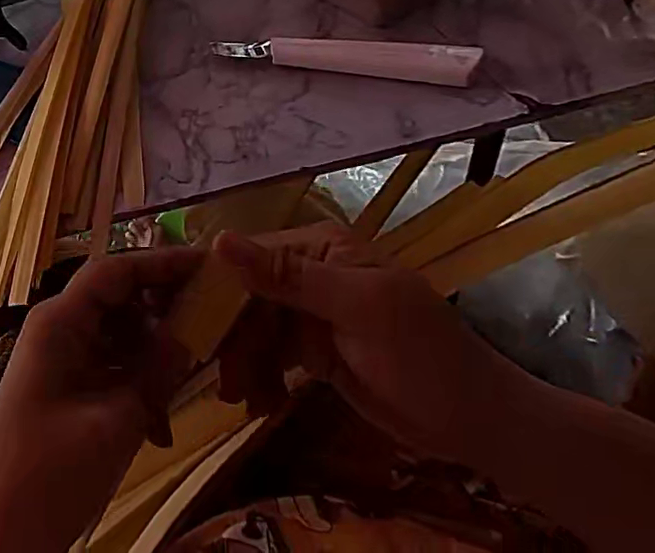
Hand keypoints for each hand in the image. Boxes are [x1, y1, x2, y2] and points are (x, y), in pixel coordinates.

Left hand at [0, 247, 201, 552]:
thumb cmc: (46, 481)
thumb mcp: (115, 423)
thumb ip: (159, 369)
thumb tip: (196, 329)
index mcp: (58, 324)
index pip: (115, 270)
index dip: (162, 261)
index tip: (207, 264)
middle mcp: (58, 331)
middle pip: (120, 298)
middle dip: (164, 310)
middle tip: (209, 318)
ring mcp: (60, 361)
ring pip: (120, 334)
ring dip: (155, 355)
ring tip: (189, 381)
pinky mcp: (65, 390)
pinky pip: (111, 366)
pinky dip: (138, 383)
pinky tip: (160, 425)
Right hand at [213, 223, 530, 468]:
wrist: (468, 415)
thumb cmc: (418, 351)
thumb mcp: (354, 308)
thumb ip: (289, 276)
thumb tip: (219, 239)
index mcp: (321, 248)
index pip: (253, 255)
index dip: (219, 287)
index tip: (186, 324)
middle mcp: (313, 273)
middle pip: (250, 295)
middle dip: (233, 336)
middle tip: (223, 381)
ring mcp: (314, 313)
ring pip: (257, 329)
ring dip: (245, 361)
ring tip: (242, 398)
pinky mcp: (315, 349)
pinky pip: (273, 355)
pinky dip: (263, 376)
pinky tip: (261, 401)